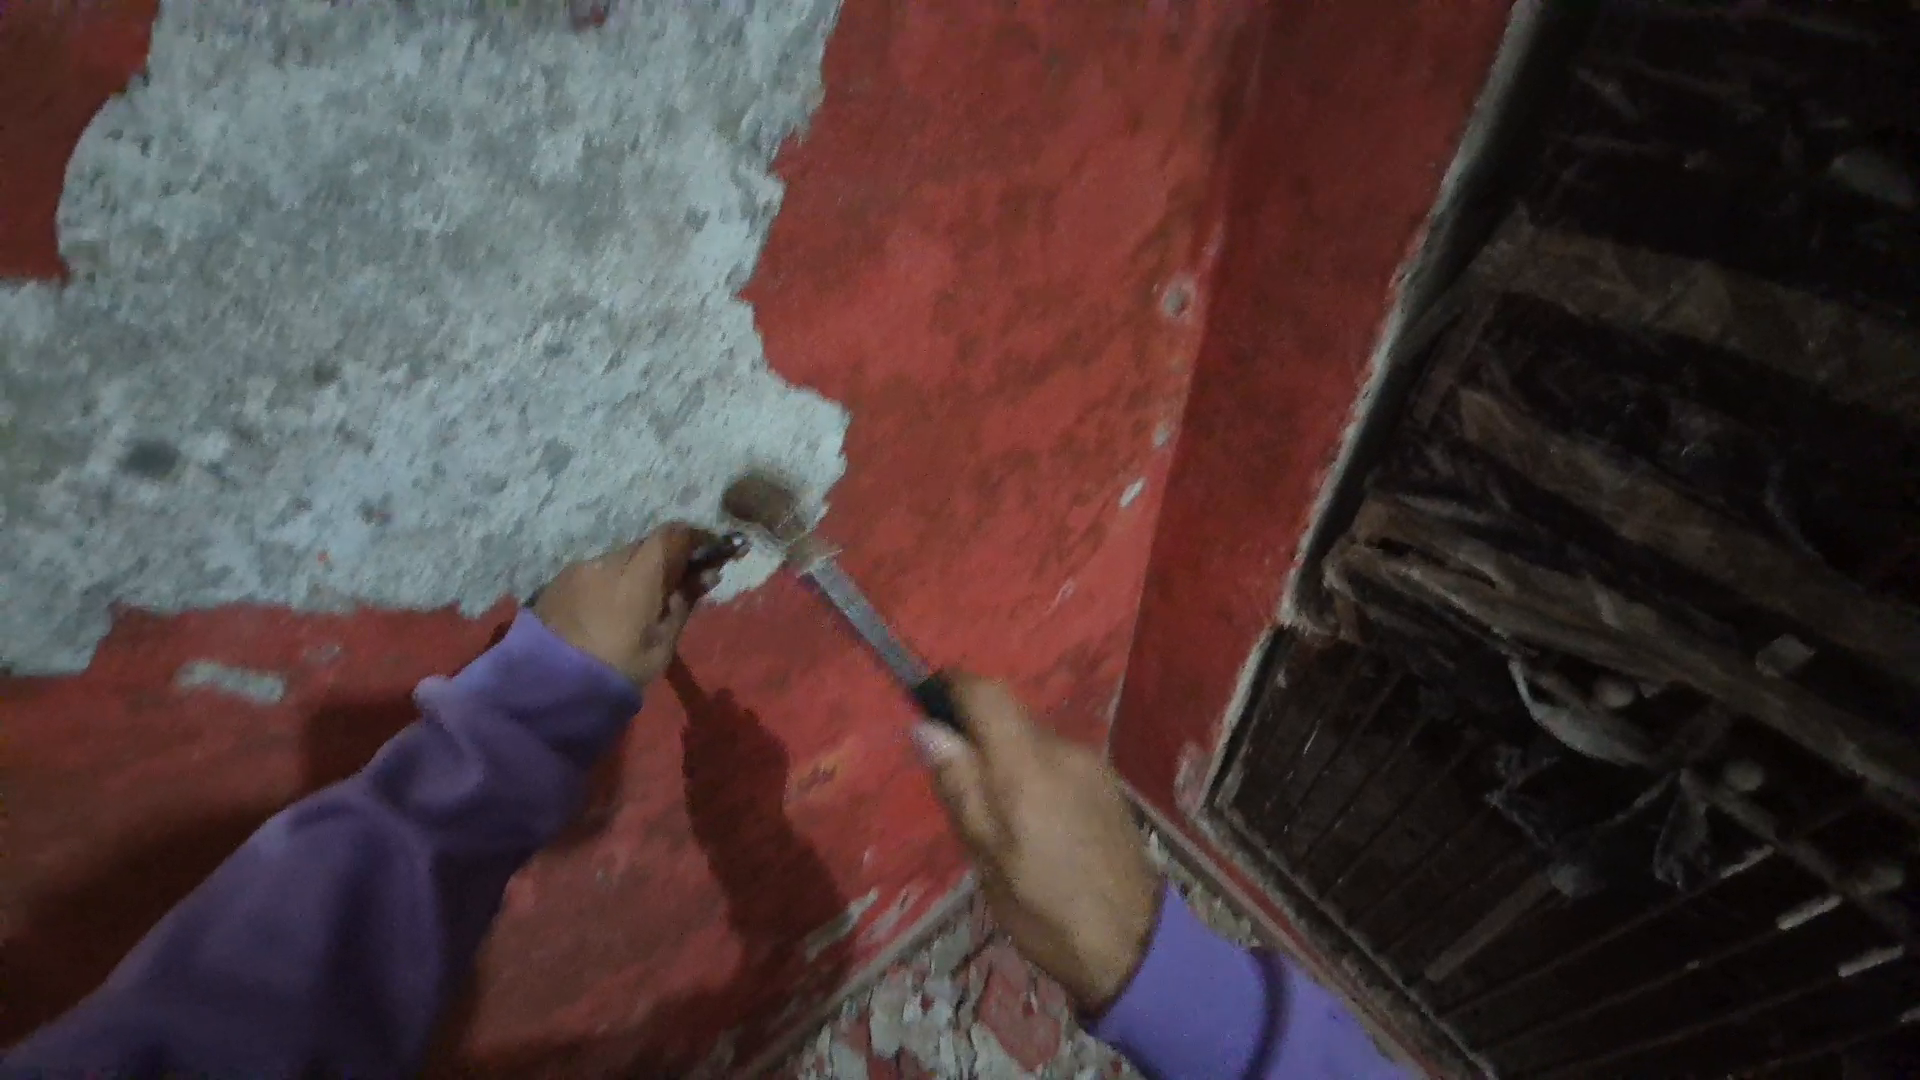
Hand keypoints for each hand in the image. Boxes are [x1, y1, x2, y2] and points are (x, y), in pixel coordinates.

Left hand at [531, 524, 725, 685]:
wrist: (548, 690)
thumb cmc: (619, 670)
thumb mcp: (663, 643)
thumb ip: (685, 602)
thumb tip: (707, 574)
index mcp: (637, 576)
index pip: (672, 535)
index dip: (696, 538)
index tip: (710, 552)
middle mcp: (607, 562)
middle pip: (647, 545)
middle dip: (668, 557)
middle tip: (681, 582)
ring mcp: (579, 570)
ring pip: (621, 558)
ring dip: (638, 571)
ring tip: (643, 603)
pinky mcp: (558, 581)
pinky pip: (597, 571)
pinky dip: (613, 581)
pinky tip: (612, 609)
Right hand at [914, 676, 1160, 1012]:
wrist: (1133, 945)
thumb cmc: (1044, 909)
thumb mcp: (986, 856)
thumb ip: (959, 784)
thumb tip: (926, 727)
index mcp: (1027, 764)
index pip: (986, 692)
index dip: (952, 685)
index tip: (926, 701)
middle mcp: (1062, 748)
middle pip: (1008, 712)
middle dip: (974, 730)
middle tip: (955, 782)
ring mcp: (1089, 762)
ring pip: (1030, 736)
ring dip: (1003, 754)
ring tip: (995, 814)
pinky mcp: (1105, 780)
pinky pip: (1054, 756)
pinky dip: (1030, 769)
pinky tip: (1033, 819)